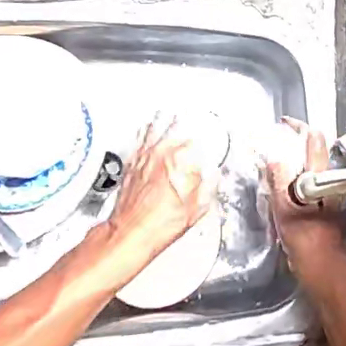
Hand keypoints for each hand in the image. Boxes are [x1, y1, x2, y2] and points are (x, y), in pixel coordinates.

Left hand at [105, 115, 217, 265]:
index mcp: (181, 160)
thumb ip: (208, 186)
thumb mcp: (197, 209)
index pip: (196, 144)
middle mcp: (162, 153)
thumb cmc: (161, 223)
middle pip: (175, 130)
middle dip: (183, 124)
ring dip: (162, 121)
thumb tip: (213, 175)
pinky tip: (145, 127)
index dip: (202, 146)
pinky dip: (144, 131)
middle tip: (188, 117)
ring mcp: (144, 156)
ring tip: (166, 112)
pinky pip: (139, 140)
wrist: (131, 232)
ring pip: (154, 130)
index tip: (205, 147)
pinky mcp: (132, 164)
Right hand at [263, 118, 345, 273]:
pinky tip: (279, 182)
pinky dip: (292, 175)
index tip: (282, 123)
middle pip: (313, 151)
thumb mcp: (286, 211)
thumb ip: (279, 183)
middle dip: (294, 141)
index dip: (299, 127)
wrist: (323, 271)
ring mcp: (325, 193)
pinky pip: (305, 181)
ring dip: (293, 158)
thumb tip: (272, 157)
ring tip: (272, 156)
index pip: (315, 140)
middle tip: (272, 138)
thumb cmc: (306, 241)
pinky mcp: (320, 205)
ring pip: (309, 166)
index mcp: (320, 177)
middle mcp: (326, 181)